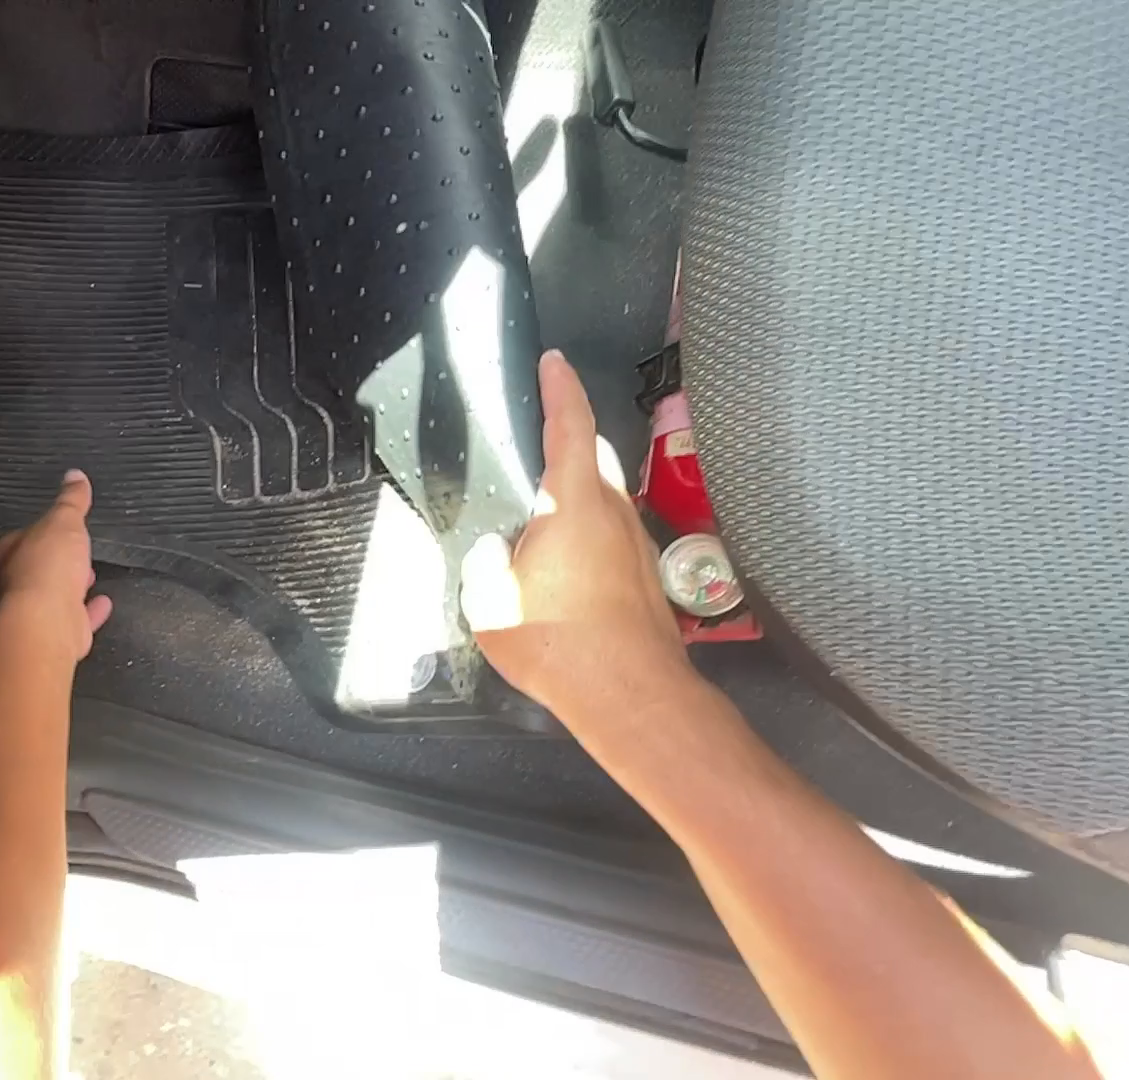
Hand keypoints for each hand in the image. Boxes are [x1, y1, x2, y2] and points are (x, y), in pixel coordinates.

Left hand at [0, 469, 112, 660]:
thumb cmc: (46, 564)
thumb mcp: (62, 522)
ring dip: (67, 589)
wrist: (49, 620)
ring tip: (88, 577)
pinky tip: (104, 602)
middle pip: (19, 577)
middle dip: (42, 567)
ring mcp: (31, 616)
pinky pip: (74, 619)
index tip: (11, 545)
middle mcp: (8, 589)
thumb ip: (70, 502)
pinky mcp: (55, 634)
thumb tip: (75, 475)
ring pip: (47, 600)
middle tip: (63, 556)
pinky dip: (89, 611)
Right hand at [460, 351, 703, 725]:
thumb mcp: (489, 600)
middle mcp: (613, 514)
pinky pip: (610, 534)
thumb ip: (485, 560)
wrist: (628, 695)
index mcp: (574, 504)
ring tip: (538, 520)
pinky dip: (586, 532)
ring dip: (575, 493)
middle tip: (538, 440)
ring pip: (603, 498)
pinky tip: (562, 566)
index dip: (561, 388)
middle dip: (569, 439)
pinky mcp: (643, 574)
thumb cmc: (556, 642)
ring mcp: (635, 544)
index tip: (554, 362)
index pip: (571, 426)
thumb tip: (498, 549)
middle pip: (594, 457)